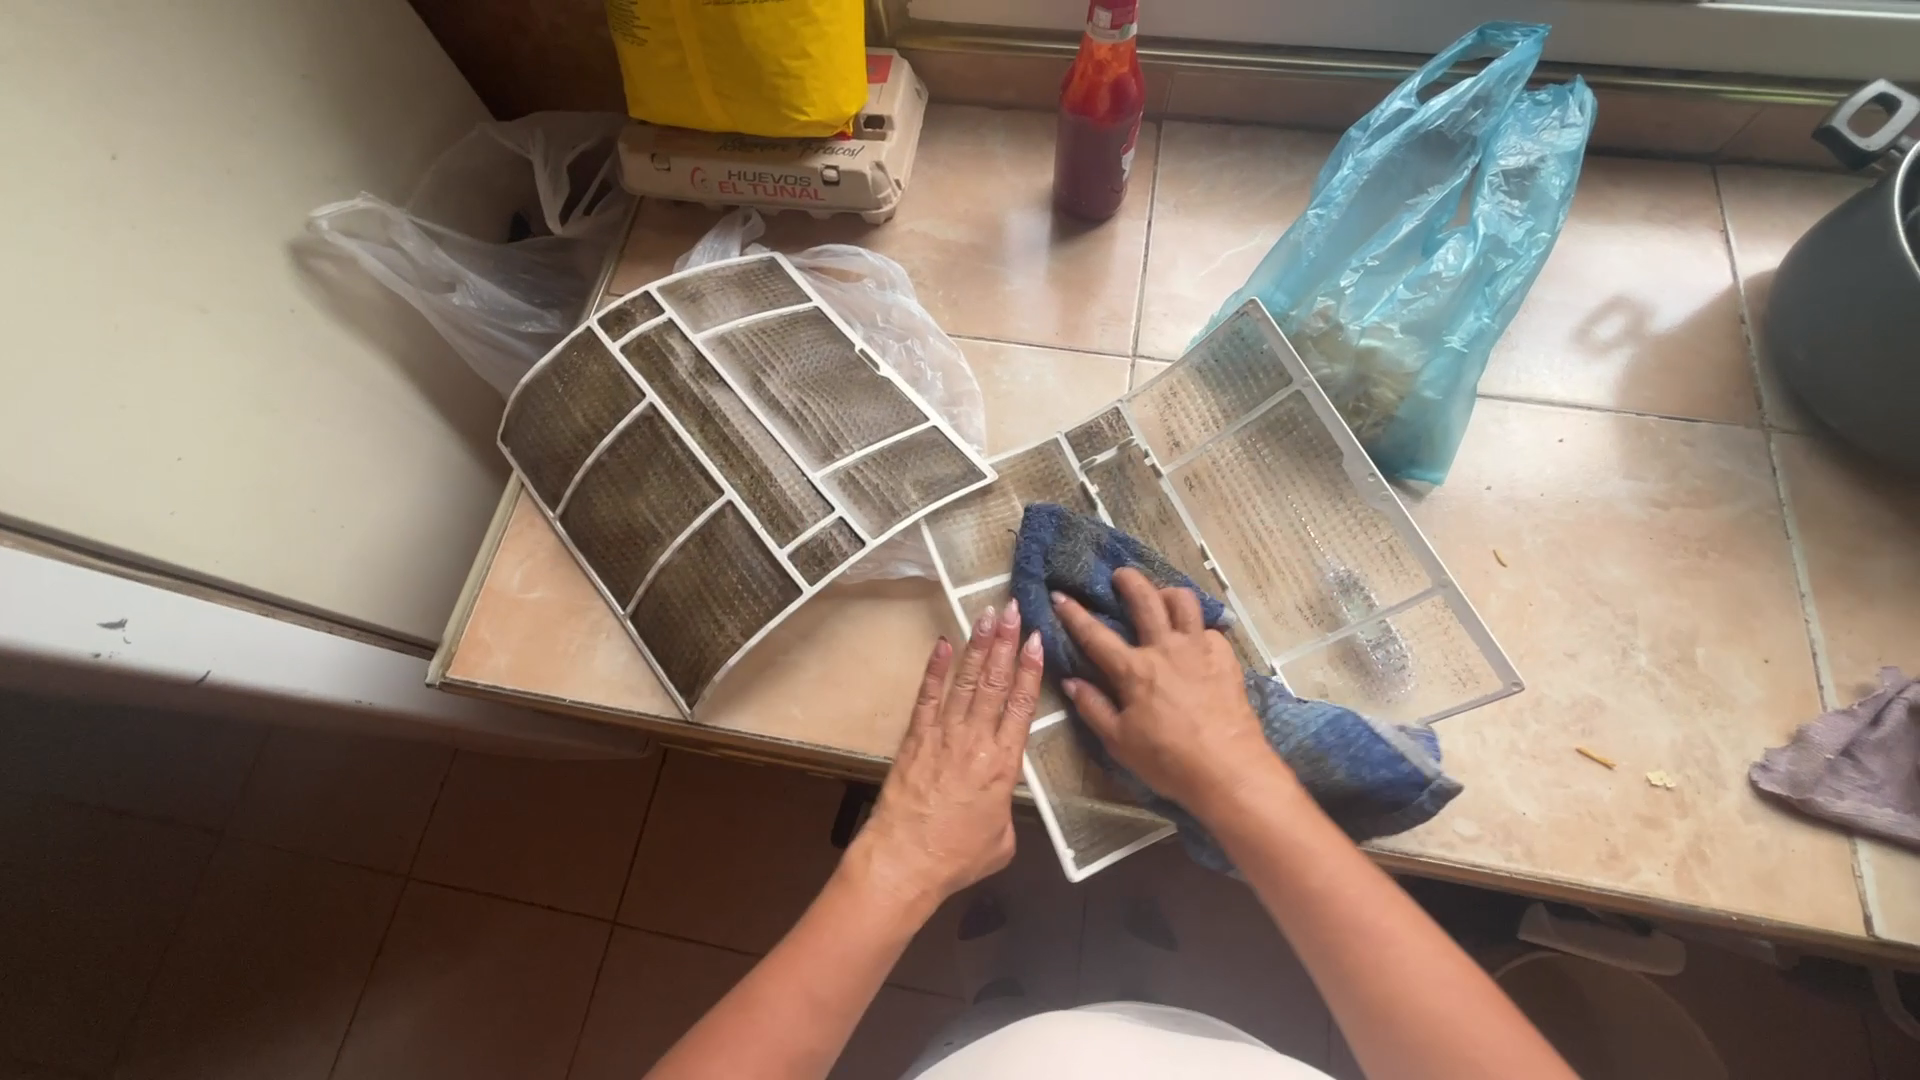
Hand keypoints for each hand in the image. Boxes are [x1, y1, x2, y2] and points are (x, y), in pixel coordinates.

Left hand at [849, 599, 1043, 914]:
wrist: (906, 861)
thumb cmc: (958, 857)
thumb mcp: (1002, 838)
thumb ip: (1006, 807)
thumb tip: (1001, 795)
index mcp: (1004, 764)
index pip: (1022, 705)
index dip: (1031, 670)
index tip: (1037, 640)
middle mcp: (977, 740)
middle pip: (996, 683)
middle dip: (1006, 643)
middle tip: (1013, 610)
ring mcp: (944, 735)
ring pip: (966, 682)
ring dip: (978, 646)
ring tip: (987, 614)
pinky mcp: (916, 737)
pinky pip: (928, 696)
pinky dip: (935, 668)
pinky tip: (942, 643)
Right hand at [1051, 567, 1291, 816]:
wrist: (1229, 771)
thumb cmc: (1168, 761)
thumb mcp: (1119, 742)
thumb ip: (1093, 708)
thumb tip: (1071, 682)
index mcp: (1134, 670)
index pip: (1095, 635)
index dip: (1074, 613)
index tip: (1060, 595)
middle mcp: (1166, 650)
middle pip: (1146, 600)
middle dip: (1129, 581)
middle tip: (1120, 574)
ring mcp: (1200, 650)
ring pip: (1184, 603)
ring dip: (1169, 593)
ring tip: (1162, 597)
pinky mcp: (1226, 659)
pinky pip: (1210, 631)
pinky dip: (1198, 629)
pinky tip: (1195, 640)